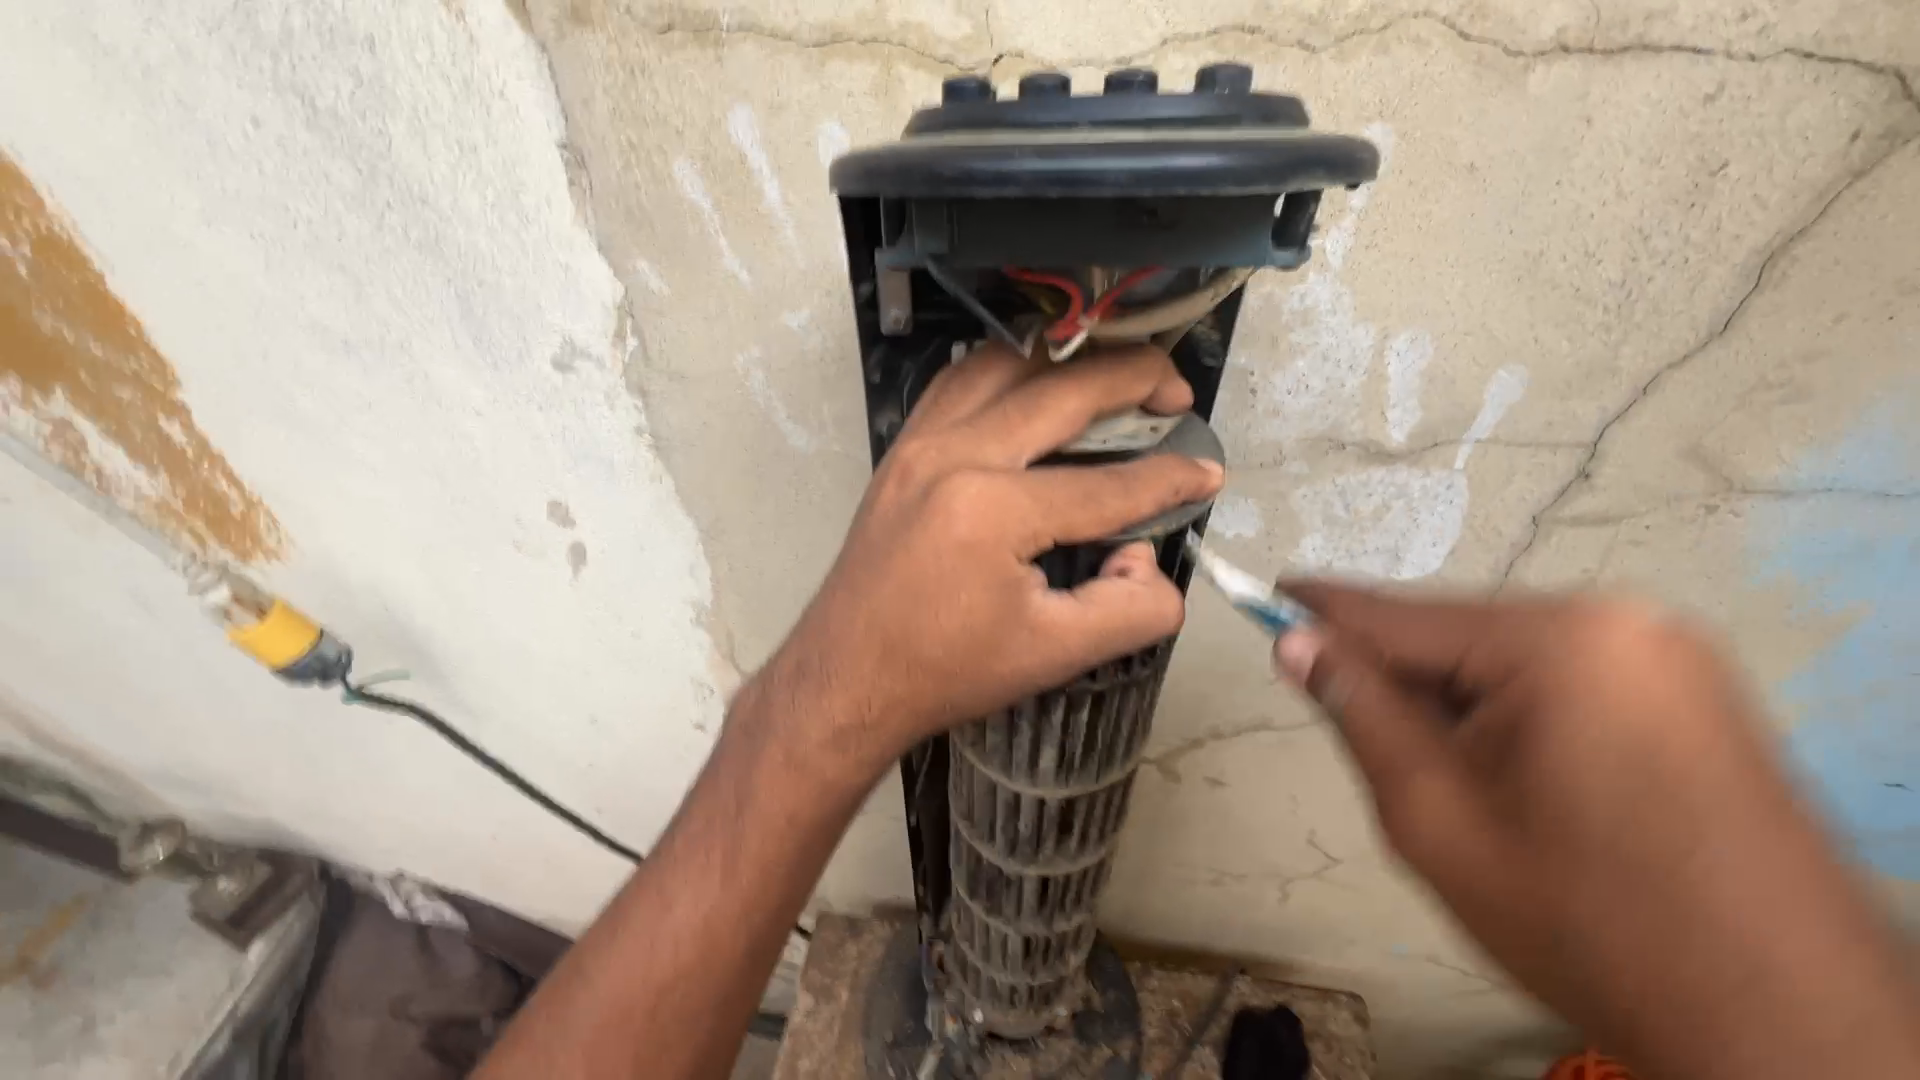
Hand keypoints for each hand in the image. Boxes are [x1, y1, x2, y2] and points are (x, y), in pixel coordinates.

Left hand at [750, 342, 1222, 783]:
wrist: (847, 678)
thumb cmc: (947, 671)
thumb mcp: (1055, 654)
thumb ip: (1131, 608)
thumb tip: (1151, 558)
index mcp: (993, 508)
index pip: (1106, 483)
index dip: (1169, 478)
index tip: (1209, 471)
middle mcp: (953, 454)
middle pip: (1061, 391)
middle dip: (1132, 379)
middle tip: (1174, 391)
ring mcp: (918, 444)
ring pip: (1004, 365)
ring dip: (1067, 361)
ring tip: (1112, 375)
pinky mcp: (900, 451)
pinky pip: (957, 382)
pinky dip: (1006, 370)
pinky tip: (1033, 385)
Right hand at [1272, 586, 1919, 1079]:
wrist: (1791, 1030)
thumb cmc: (1585, 920)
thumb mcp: (1434, 816)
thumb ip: (1358, 713)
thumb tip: (1294, 641)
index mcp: (1557, 639)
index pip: (1398, 615)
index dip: (1320, 611)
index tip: (1260, 595)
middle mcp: (1621, 620)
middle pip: (1456, 638)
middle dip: (1399, 682)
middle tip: (1371, 749)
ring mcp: (1670, 655)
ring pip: (1506, 662)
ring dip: (1455, 705)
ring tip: (1452, 785)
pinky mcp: (1694, 694)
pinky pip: (1562, 682)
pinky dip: (1509, 715)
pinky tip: (1510, 779)